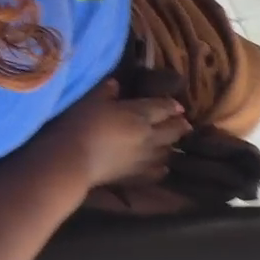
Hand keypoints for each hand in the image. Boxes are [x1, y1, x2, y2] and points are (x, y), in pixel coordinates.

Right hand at [43, 80, 189, 187]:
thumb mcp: (89, 101)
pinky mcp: (140, 175)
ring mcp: (148, 158)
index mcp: (138, 115)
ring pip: (169, 151)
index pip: (163, 108)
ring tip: (170, 142)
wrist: (75, 159)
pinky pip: (160, 170)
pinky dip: (162, 165)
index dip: (171, 105)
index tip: (177, 105)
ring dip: (171, 144)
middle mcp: (150, 136)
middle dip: (180, 125)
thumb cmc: (79, 123)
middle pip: (173, 130)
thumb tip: (116, 83)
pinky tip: (160, 165)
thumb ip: (105, 91)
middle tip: (184, 123)